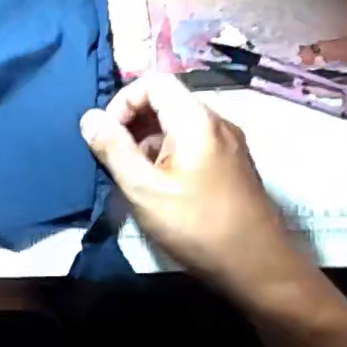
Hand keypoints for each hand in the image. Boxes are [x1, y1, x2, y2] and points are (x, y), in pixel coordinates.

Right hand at [78, 74, 314, 306]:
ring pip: (180, 125)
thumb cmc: (196, 226)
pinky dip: (172, 155)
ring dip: (151, 142)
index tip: (108, 136)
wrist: (257, 266)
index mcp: (196, 120)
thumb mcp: (143, 190)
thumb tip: (89, 118)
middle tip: (117, 160)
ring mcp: (230, 144)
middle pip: (168, 101)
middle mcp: (218, 122)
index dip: (123, 101)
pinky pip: (196, 144)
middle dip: (134, 124)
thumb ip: (113, 150)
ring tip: (138, 179)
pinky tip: (164, 190)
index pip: (154, 81)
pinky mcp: (235, 165)